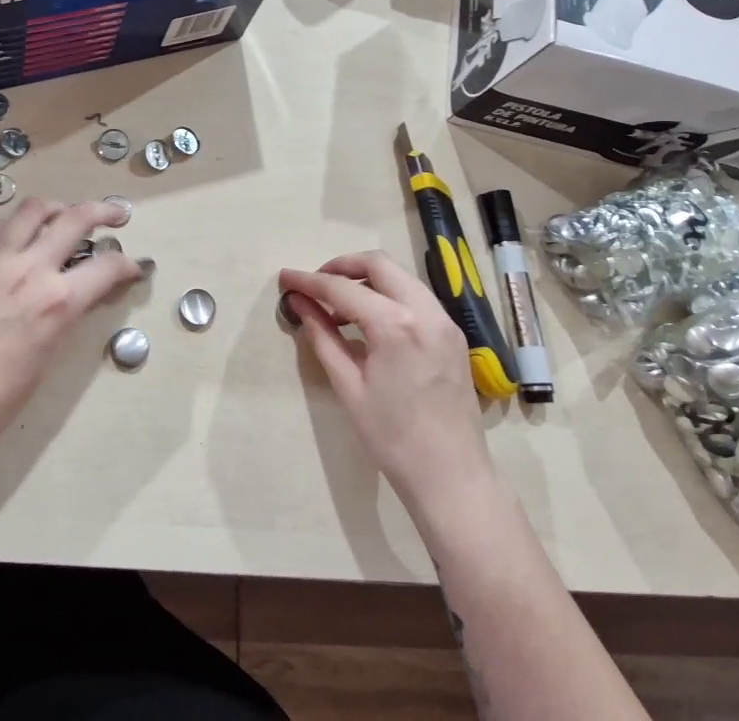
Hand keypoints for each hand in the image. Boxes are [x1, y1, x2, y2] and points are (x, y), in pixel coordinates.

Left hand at [0, 199, 142, 460]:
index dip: (128, 264)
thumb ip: (70, 312)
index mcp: (58, 300)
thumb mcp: (51, 352)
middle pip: (75, 219)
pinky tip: (20, 235)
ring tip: (65, 215)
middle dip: (104, 211)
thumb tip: (86, 291)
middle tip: (116, 215)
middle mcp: (29, 269)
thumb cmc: (3, 394)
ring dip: (57, 208)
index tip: (134, 267)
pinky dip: (16, 224)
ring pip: (32, 209)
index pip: (108, 266)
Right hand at [279, 252, 494, 509]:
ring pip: (401, 277)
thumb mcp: (348, 386)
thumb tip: (300, 304)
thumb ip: (323, 336)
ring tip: (336, 306)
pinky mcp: (453, 335)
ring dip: (366, 280)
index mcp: (396, 325)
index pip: (343, 288)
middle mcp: (426, 312)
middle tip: (313, 284)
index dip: (309, 281)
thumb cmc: (391, 437)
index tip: (284, 279)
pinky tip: (368, 322)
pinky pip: (416, 298)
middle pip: (378, 264)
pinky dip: (388, 296)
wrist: (451, 474)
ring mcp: (445, 322)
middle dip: (341, 266)